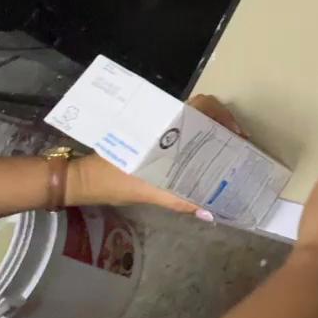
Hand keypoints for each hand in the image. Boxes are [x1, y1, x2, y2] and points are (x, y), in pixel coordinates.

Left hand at [63, 94, 245, 219]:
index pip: (202, 105)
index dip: (223, 116)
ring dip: (212, 133)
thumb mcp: (147, 190)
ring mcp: (160, 129)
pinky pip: (184, 133)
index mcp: (165, 124)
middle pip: (204, 112)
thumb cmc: (112, 180)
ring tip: (226, 153)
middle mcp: (165, 121)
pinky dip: (199, 141)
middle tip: (236, 146)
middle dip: (223, 126)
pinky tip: (204, 160)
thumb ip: (179, 199)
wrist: (81, 180)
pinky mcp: (155, 140)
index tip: (235, 134)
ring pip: (195, 122)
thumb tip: (210, 211)